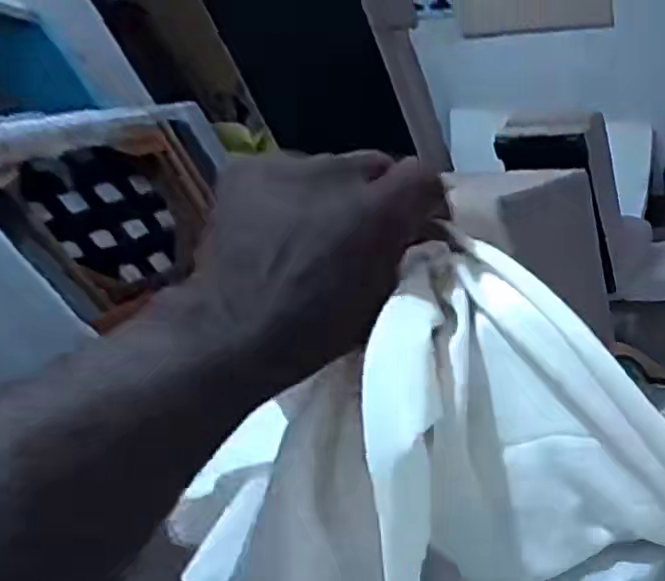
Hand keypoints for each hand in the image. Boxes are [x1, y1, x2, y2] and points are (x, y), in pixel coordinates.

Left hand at [169, 151, 446, 392]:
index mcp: (372, 215)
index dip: (429, 199)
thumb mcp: (384, 295)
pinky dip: (300, 194)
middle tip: (377, 230)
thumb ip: (407, 252)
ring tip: (328, 230)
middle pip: (377, 165)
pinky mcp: (246, 166)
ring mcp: (282, 165)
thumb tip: (422, 231)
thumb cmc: (320, 328)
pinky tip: (290, 225)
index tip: (425, 223)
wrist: (235, 331)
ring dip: (340, 194)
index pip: (422, 177)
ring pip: (333, 167)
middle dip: (384, 195)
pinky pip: (291, 170)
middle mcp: (330, 175)